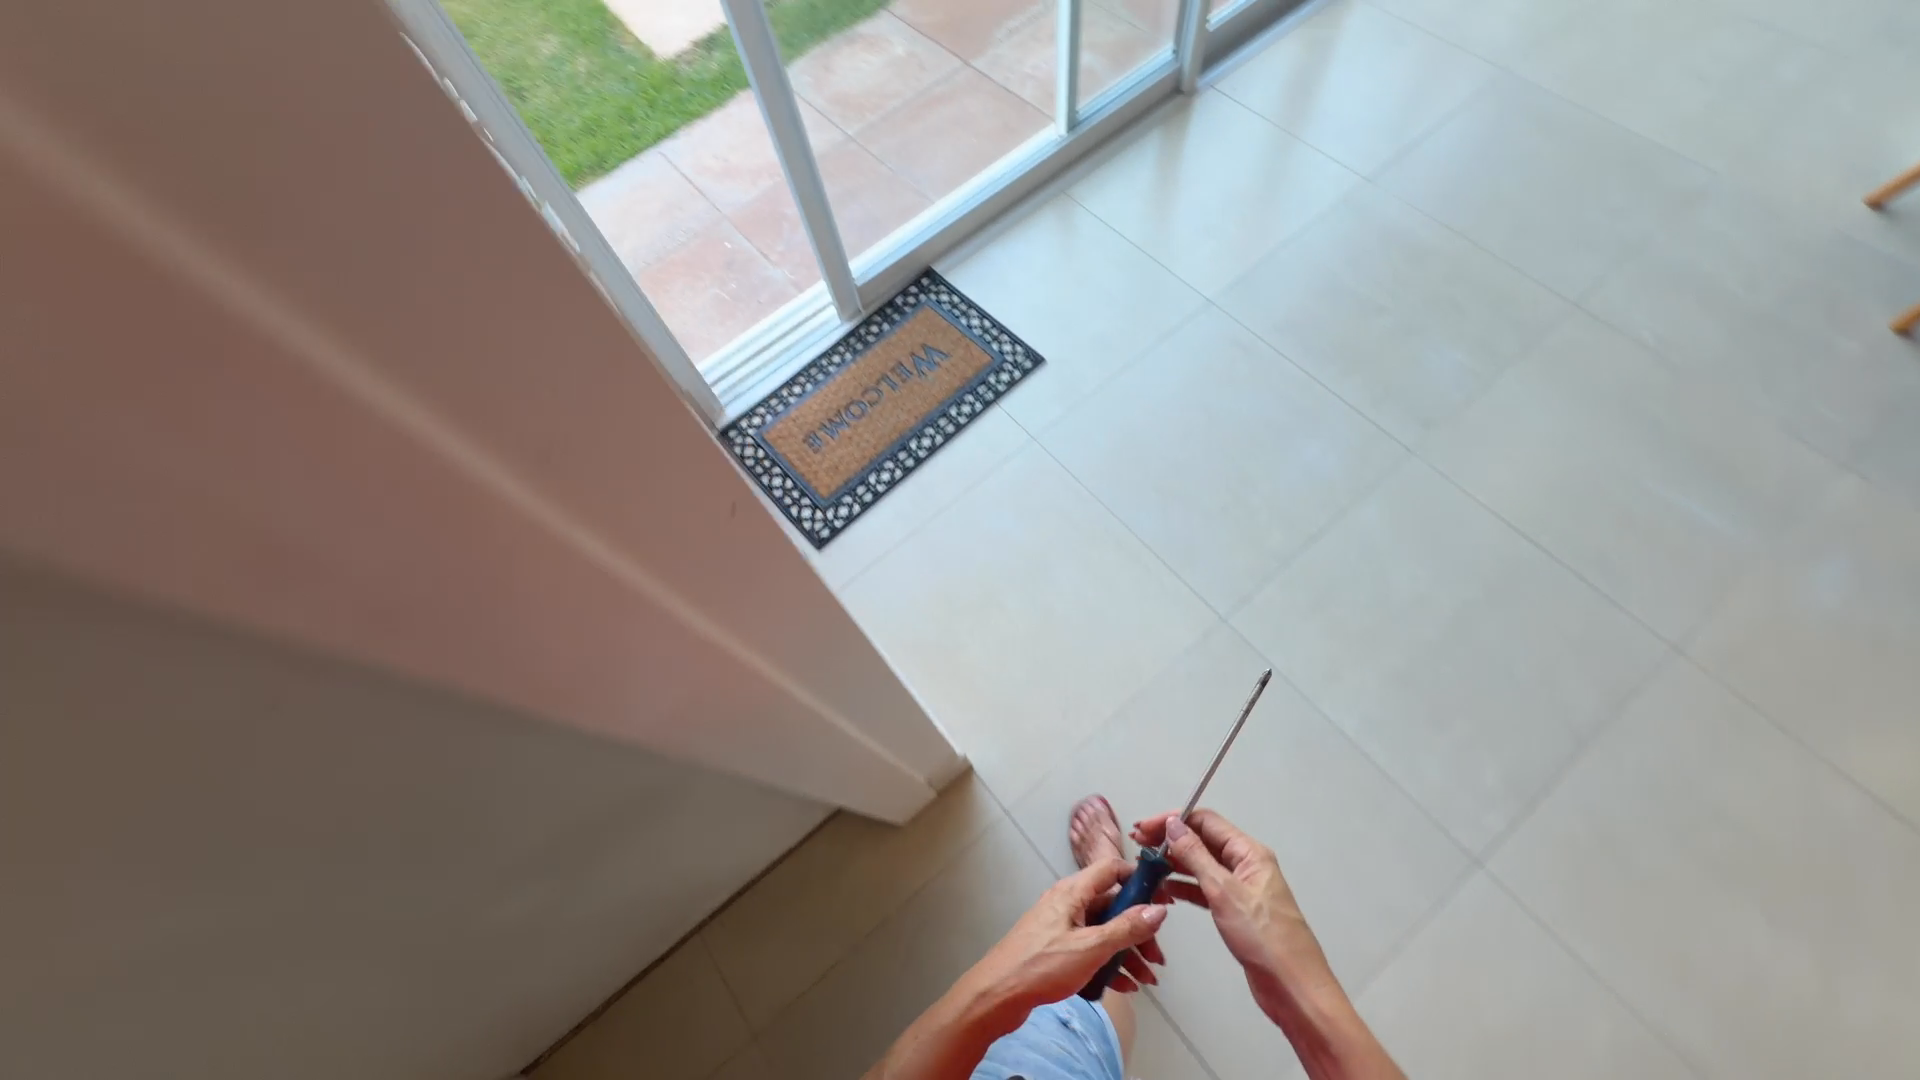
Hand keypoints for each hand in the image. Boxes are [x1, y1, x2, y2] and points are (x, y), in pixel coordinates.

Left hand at [965, 858, 1167, 1012]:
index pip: (1112, 869)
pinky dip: (1109, 963)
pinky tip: (1125, 986)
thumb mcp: (1091, 947)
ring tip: (1148, 979)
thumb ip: (1126, 928)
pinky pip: (1091, 949)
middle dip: (1138, 930)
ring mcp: (1062, 925)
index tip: (1164, 899)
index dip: (1139, 879)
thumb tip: (1159, 909)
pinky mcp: (1058, 948)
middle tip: (1158, 958)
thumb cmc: (1042, 965)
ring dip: (1127, 952)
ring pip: (1104, 931)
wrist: (998, 994)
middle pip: (1112, 905)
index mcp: (1073, 891)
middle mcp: (1068, 902)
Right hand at [1134, 810, 1336, 1019]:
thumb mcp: (1223, 891)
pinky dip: (1185, 886)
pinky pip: (1205, 888)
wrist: (1293, 989)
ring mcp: (1241, 888)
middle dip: (1170, 840)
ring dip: (1174, 862)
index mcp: (1248, 852)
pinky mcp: (1236, 910)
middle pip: (1202, 840)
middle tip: (1137, 845)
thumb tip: (1172, 823)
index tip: (1143, 829)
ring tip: (1145, 866)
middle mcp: (1245, 864)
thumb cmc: (1262, 936)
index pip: (1205, 821)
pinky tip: (1164, 890)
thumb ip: (1195, 855)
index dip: (1172, 820)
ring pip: (1201, 864)